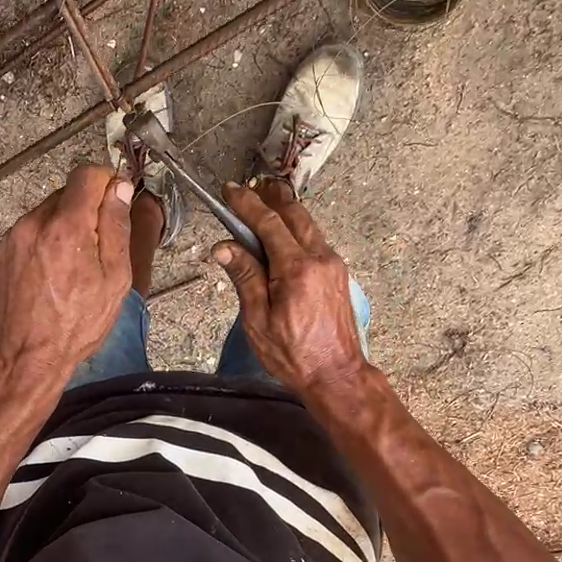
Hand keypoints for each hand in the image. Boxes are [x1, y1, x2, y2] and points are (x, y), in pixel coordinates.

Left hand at [0, 164, 133, 378]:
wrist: (28, 355)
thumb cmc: (76, 325)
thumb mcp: (114, 279)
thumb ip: (116, 227)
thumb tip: (119, 189)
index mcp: (66, 228)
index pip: (87, 175)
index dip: (107, 183)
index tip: (115, 202)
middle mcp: (34, 224)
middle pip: (67, 193)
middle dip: (86, 211)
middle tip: (97, 248)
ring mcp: (14, 237)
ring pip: (48, 212)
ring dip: (65, 227)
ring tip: (73, 266)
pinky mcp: (2, 251)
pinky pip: (31, 231)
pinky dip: (45, 241)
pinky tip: (53, 273)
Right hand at [213, 180, 370, 394]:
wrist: (335, 373)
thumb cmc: (293, 354)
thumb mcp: (258, 320)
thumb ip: (245, 278)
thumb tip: (225, 247)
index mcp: (296, 270)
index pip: (268, 224)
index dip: (247, 204)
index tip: (230, 190)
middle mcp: (320, 259)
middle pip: (294, 214)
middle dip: (269, 198)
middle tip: (248, 188)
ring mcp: (332, 265)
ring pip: (307, 224)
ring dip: (284, 211)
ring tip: (263, 203)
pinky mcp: (336, 273)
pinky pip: (314, 239)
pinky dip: (295, 228)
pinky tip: (282, 234)